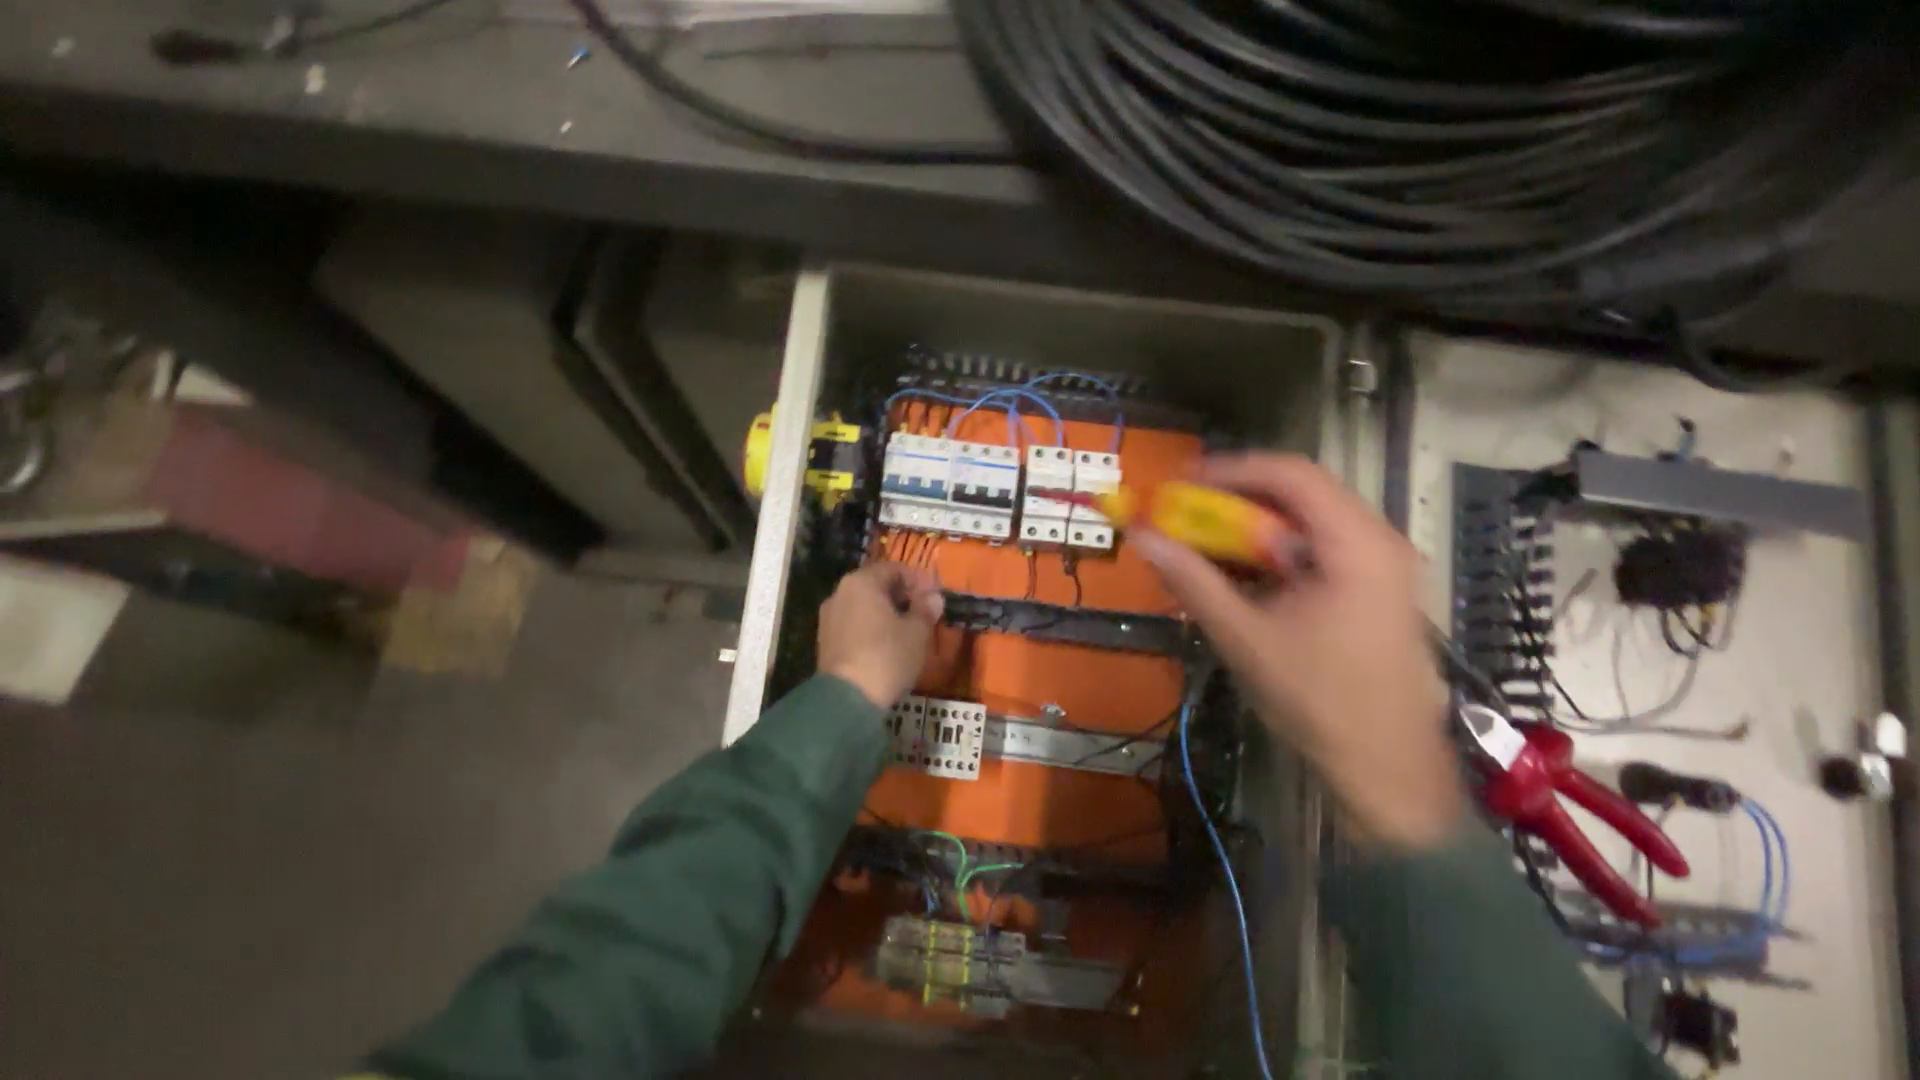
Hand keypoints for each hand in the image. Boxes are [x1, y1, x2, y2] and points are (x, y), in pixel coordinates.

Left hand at [817, 563, 944, 708]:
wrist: (847, 698)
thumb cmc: (887, 657)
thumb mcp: (917, 633)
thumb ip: (925, 610)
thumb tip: (933, 597)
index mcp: (861, 583)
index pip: (894, 569)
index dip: (918, 579)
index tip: (935, 594)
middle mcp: (840, 593)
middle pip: (876, 586)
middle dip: (902, 596)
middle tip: (925, 611)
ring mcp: (829, 618)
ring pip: (864, 606)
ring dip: (887, 612)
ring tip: (909, 629)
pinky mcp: (825, 641)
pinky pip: (854, 624)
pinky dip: (872, 628)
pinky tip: (888, 644)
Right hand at [1133, 454, 1462, 850]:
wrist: (1387, 770)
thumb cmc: (1319, 702)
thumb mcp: (1245, 637)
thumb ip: (1193, 581)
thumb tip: (1143, 538)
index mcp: (1357, 544)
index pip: (1290, 474)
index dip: (1230, 471)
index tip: (1179, 485)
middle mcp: (1379, 542)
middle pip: (1300, 495)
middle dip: (1235, 504)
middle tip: (1184, 518)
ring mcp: (1383, 569)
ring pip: (1308, 526)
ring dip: (1253, 533)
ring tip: (1205, 551)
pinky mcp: (1376, 594)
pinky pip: (1319, 555)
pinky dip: (1276, 559)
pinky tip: (1242, 583)